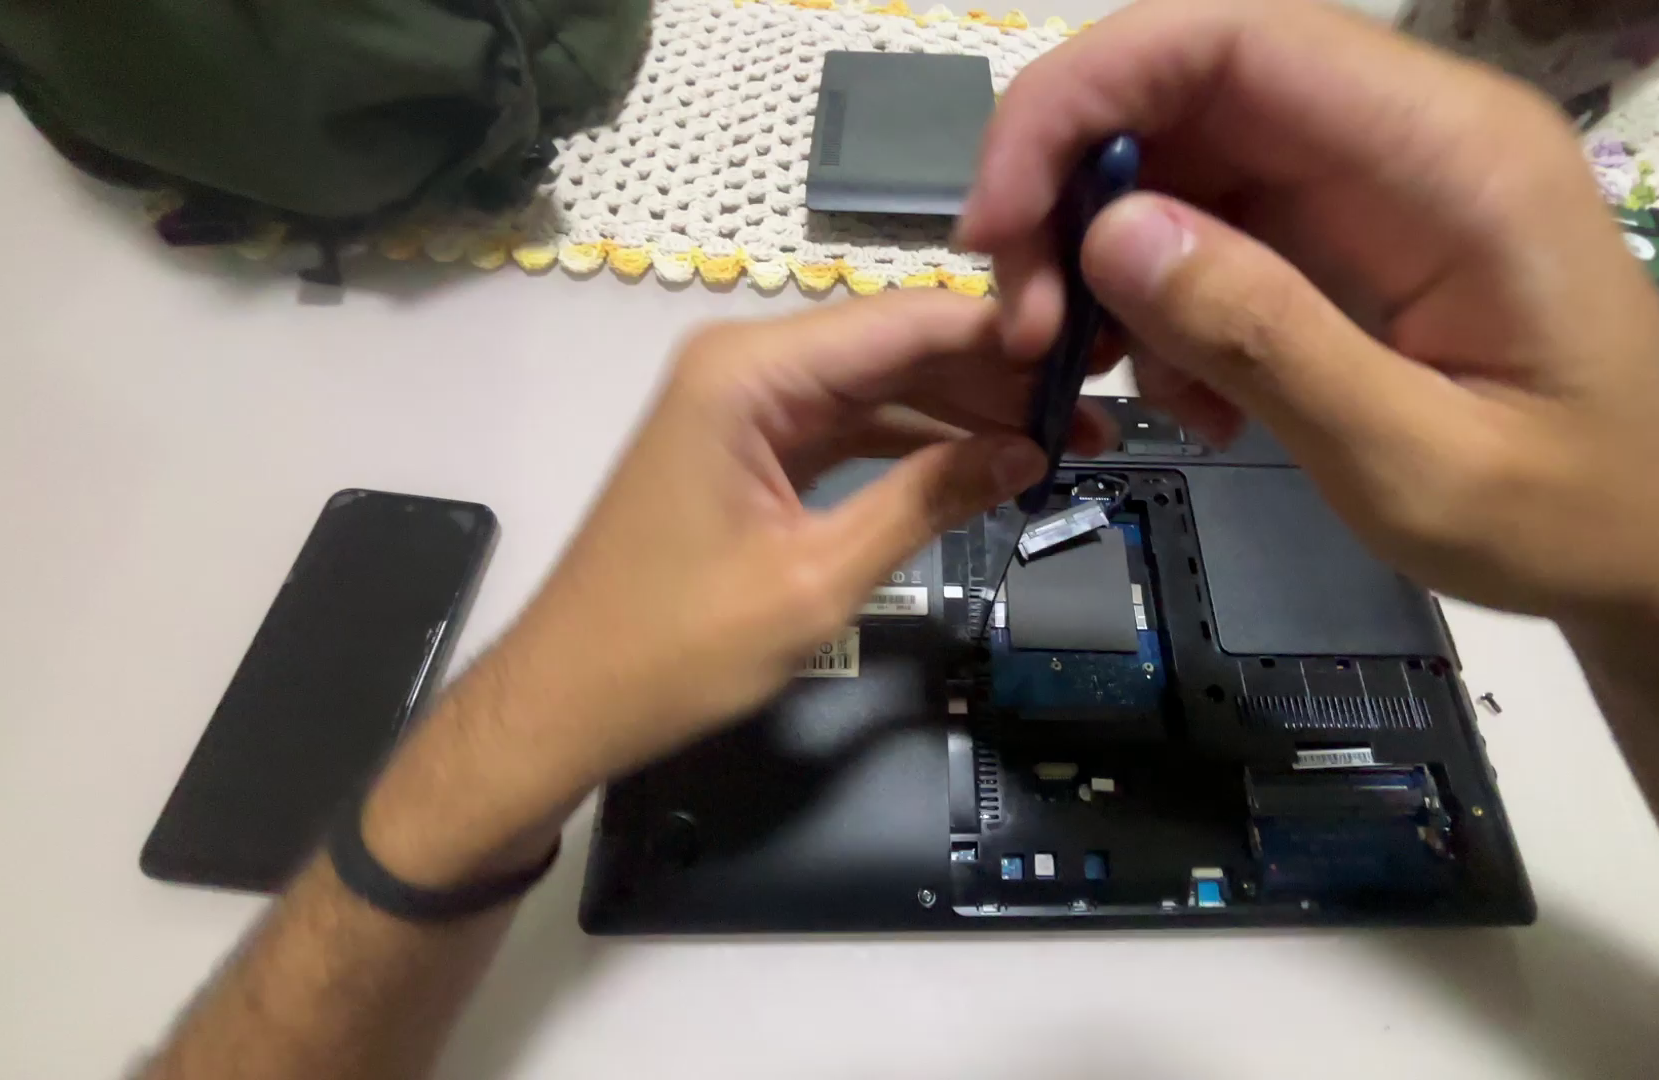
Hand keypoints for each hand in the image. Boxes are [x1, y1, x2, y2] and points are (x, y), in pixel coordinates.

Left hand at [360, 291, 1119, 883]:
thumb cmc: (678, 648)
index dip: (1003, 338)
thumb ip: (925, 501)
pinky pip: (848, 426)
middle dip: (992, 381)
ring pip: (879, 387)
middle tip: (1089, 413)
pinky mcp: (751, 445)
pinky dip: (910, 444)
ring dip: (960, 414)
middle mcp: (748, 364)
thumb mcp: (818, 578)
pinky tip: (978, 462)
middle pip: (896, 348)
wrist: (568, 700)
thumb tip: (1027, 453)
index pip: (904, 324)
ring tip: (1055, 441)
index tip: (1089, 360)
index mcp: (752, 373)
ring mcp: (748, 404)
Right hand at [959, 0, 1658, 619]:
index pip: (1222, 44)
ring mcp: (1351, 195)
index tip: (992, 228)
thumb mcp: (1407, 455)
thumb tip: (1110, 234)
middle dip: (1065, 209)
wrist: (1641, 545)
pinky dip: (1153, 324)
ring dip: (1103, 280)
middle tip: (1032, 336)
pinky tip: (1190, 406)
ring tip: (1117, 389)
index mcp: (1438, 154)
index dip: (1075, 106)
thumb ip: (1266, 336)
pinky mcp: (1323, 251)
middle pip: (1173, 104)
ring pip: (1168, 183)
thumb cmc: (1560, 512)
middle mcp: (1387, 141)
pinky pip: (1195, 252)